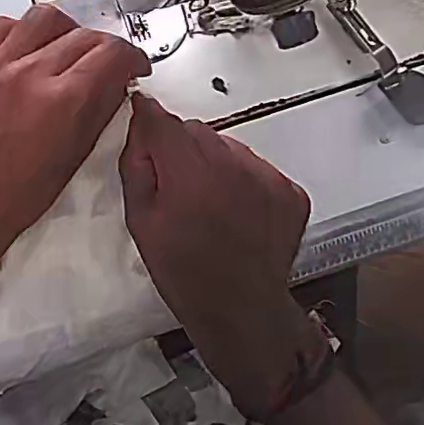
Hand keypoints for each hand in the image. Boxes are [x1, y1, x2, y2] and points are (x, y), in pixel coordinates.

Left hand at [0, 6, 149, 291]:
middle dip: (107, 48)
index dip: (132, 57)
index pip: (111, 53)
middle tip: (109, 64)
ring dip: (68, 29)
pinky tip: (32, 46)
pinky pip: (1, 27)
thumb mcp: (78, 152)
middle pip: (84, 34)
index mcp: (61, 100)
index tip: (133, 65)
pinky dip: (23, 30)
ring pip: (45, 18)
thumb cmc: (21, 191)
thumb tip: (116, 83)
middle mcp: (30, 76)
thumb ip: (102, 108)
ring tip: (72, 48)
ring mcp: (0, 68)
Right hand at [118, 93, 323, 408]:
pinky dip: (242, 181)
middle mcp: (231, 162)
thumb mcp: (140, 220)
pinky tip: (234, 211)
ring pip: (227, 147)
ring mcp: (265, 175)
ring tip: (207, 204)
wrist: (240, 309)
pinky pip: (256, 168)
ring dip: (213, 164)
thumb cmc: (185, 271)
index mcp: (188, 169)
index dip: (147, 116)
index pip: (161, 118)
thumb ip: (135, 165)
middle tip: (175, 187)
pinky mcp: (288, 190)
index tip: (142, 115)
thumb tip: (138, 130)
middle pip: (195, 131)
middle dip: (180, 149)